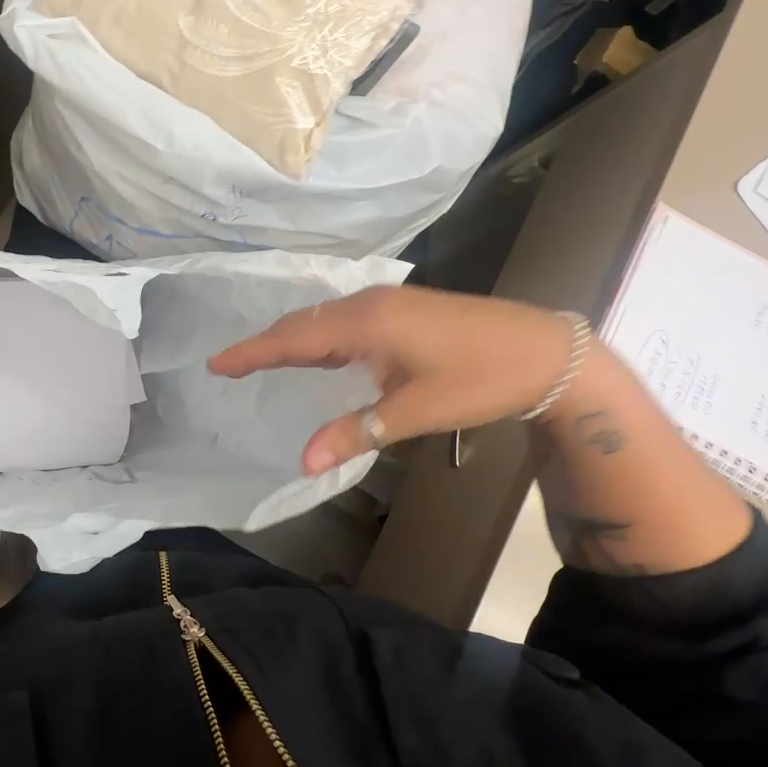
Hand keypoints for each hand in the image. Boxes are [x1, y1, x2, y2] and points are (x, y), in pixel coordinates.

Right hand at [209, 285, 573, 476]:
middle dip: (264, 344)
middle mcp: (370, 304)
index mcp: (367, 322)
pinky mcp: (404, 311)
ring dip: (290, 338)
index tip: (216, 363)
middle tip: (228, 365)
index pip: (294, 338)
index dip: (253, 352)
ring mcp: (389, 304)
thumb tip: (303, 462)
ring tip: (260, 359)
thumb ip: (355, 432)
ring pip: (324, 319)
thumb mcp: (415, 411)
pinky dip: (318, 337)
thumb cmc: (482, 380)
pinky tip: (316, 353)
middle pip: (303, 323)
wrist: (550, 354)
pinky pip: (343, 320)